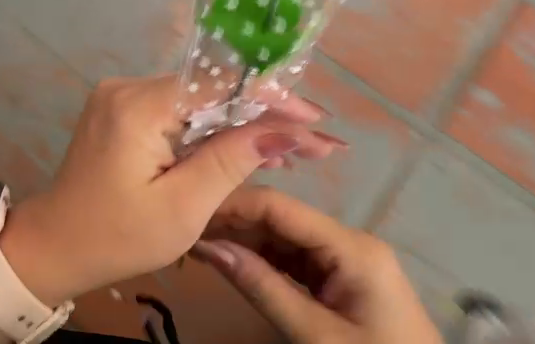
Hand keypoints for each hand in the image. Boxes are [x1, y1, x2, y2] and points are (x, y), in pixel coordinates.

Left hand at [0, 76, 341, 306]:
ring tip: (294, 149)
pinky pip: (174, 112)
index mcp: (135, 106)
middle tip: (317, 141)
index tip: (314, 117)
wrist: (59, 243)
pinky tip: (248, 150)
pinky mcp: (119, 113)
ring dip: (239, 123)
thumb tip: (284, 129)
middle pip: (205, 90)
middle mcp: (124, 88)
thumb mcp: (184, 207)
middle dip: (261, 112)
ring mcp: (118, 98)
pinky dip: (209, 131)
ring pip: (192, 101)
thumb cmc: (121, 235)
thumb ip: (231, 161)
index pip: (212, 83)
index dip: (267, 96)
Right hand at [192, 187, 440, 343]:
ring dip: (240, 240)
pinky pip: (291, 258)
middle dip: (230, 220)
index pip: (276, 205)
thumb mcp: (319, 338)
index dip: (228, 203)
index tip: (185, 209)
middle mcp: (349, 241)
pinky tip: (227, 260)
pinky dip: (259, 260)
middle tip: (182, 228)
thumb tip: (205, 244)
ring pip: (279, 236)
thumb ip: (262, 288)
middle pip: (277, 216)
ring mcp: (346, 260)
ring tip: (195, 243)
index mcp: (352, 246)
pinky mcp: (341, 279)